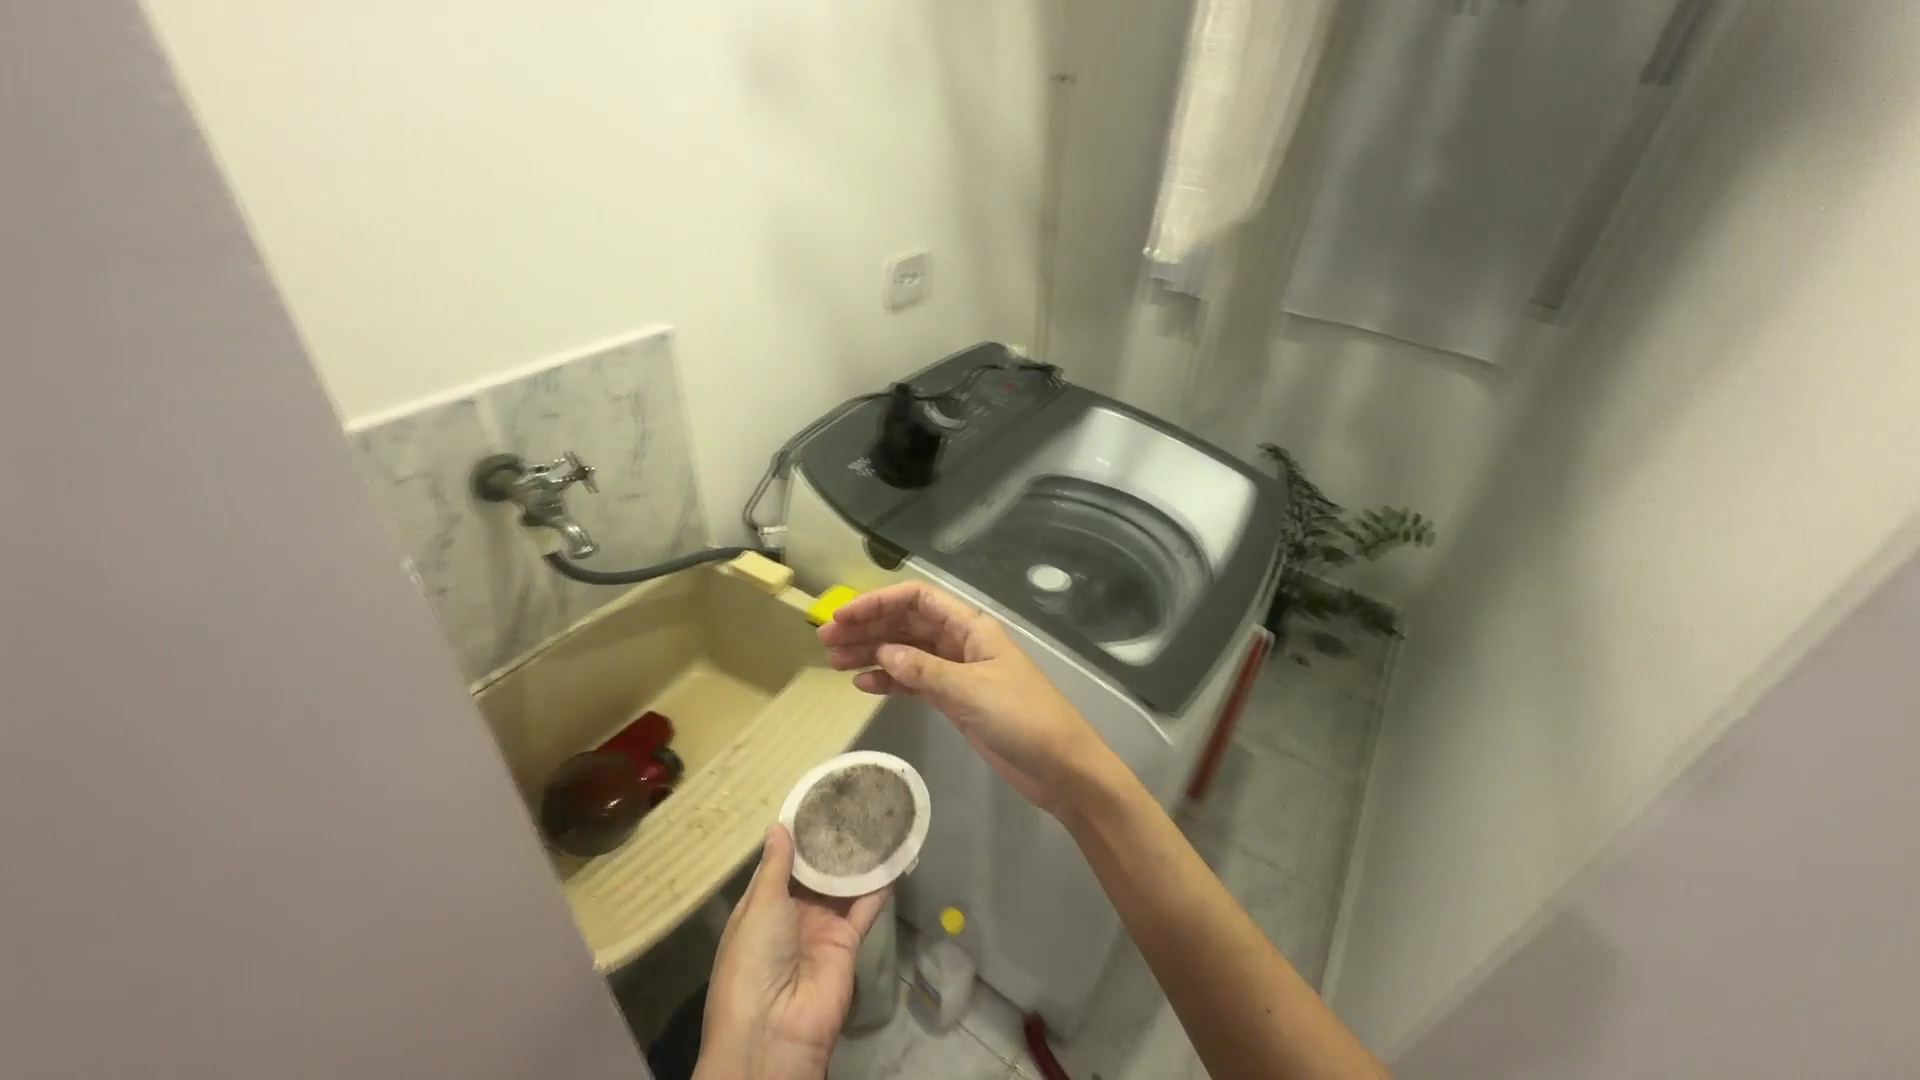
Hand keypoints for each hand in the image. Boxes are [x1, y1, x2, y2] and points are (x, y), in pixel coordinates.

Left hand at [696, 825, 888, 1079]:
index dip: (798, 836)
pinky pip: (865, 906)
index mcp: (762, 906)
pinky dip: (880, 883)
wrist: (775, 1028)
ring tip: (876, 819)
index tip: (816, 802)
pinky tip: (895, 855)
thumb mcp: (759, 906)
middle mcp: (792, 913)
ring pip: (843, 885)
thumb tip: (779, 826)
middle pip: (815, 872)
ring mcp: (822, 927)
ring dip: (857, 859)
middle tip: (852, 803)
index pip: (782, 863)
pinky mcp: (849, 940)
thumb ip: (777, 866)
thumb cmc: (754, 959)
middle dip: (831, 843)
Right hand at [817, 581, 1106, 814]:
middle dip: (867, 628)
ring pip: (905, 654)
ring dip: (871, 654)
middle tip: (826, 642)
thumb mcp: (971, 690)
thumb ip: (924, 670)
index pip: (917, 599)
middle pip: (906, 624)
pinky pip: (914, 683)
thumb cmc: (1023, 718)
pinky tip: (863, 685)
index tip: (843, 616)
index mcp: (970, 627)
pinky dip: (889, 682)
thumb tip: (883, 652)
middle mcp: (960, 643)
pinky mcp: (954, 701)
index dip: (878, 602)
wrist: (1060, 766)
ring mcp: (956, 672)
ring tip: (834, 662)